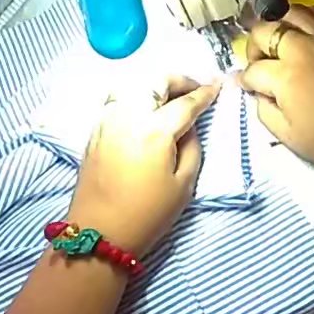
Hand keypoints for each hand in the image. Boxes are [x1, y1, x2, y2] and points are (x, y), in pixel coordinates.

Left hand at [67, 75, 218, 257]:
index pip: (185, 103)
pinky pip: (117, 100)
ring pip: (133, 85)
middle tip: (195, 89)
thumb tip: (189, 128)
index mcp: (155, 131)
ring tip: (170, 97)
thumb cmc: (148, 213)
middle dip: (179, 80)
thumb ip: (193, 148)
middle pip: (155, 82)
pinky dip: (136, 95)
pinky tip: (146, 108)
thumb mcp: (184, 184)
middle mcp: (129, 117)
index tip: (218, 85)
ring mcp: (108, 121)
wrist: (99, 233)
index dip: (205, 93)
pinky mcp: (95, 131)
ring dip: (155, 85)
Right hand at [240, 5, 313, 183]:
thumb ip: (265, 110)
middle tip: (261, 65)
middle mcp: (304, 47)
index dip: (247, 81)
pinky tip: (313, 31)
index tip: (249, 89)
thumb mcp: (289, 137)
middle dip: (255, 47)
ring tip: (283, 45)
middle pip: (265, 30)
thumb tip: (258, 93)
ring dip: (280, 26)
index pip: (253, 70)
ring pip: (293, 12)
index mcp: (286, 75)